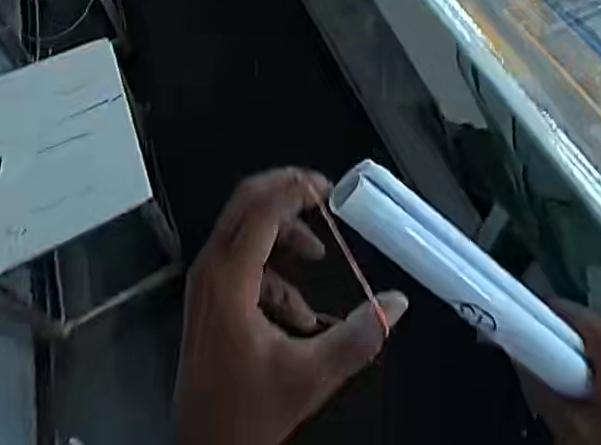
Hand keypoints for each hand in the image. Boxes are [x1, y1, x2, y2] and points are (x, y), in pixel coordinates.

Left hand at [174, 168, 407, 444]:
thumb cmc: (248, 413)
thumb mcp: (311, 376)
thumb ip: (357, 337)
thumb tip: (395, 304)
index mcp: (228, 277)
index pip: (262, 208)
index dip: (295, 189)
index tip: (327, 188)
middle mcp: (210, 266)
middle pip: (247, 202)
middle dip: (287, 192)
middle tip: (323, 196)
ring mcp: (206, 279)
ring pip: (245, 227)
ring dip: (284, 233)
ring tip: (317, 255)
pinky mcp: (209, 293)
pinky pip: (242, 258)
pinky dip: (272, 267)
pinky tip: (297, 308)